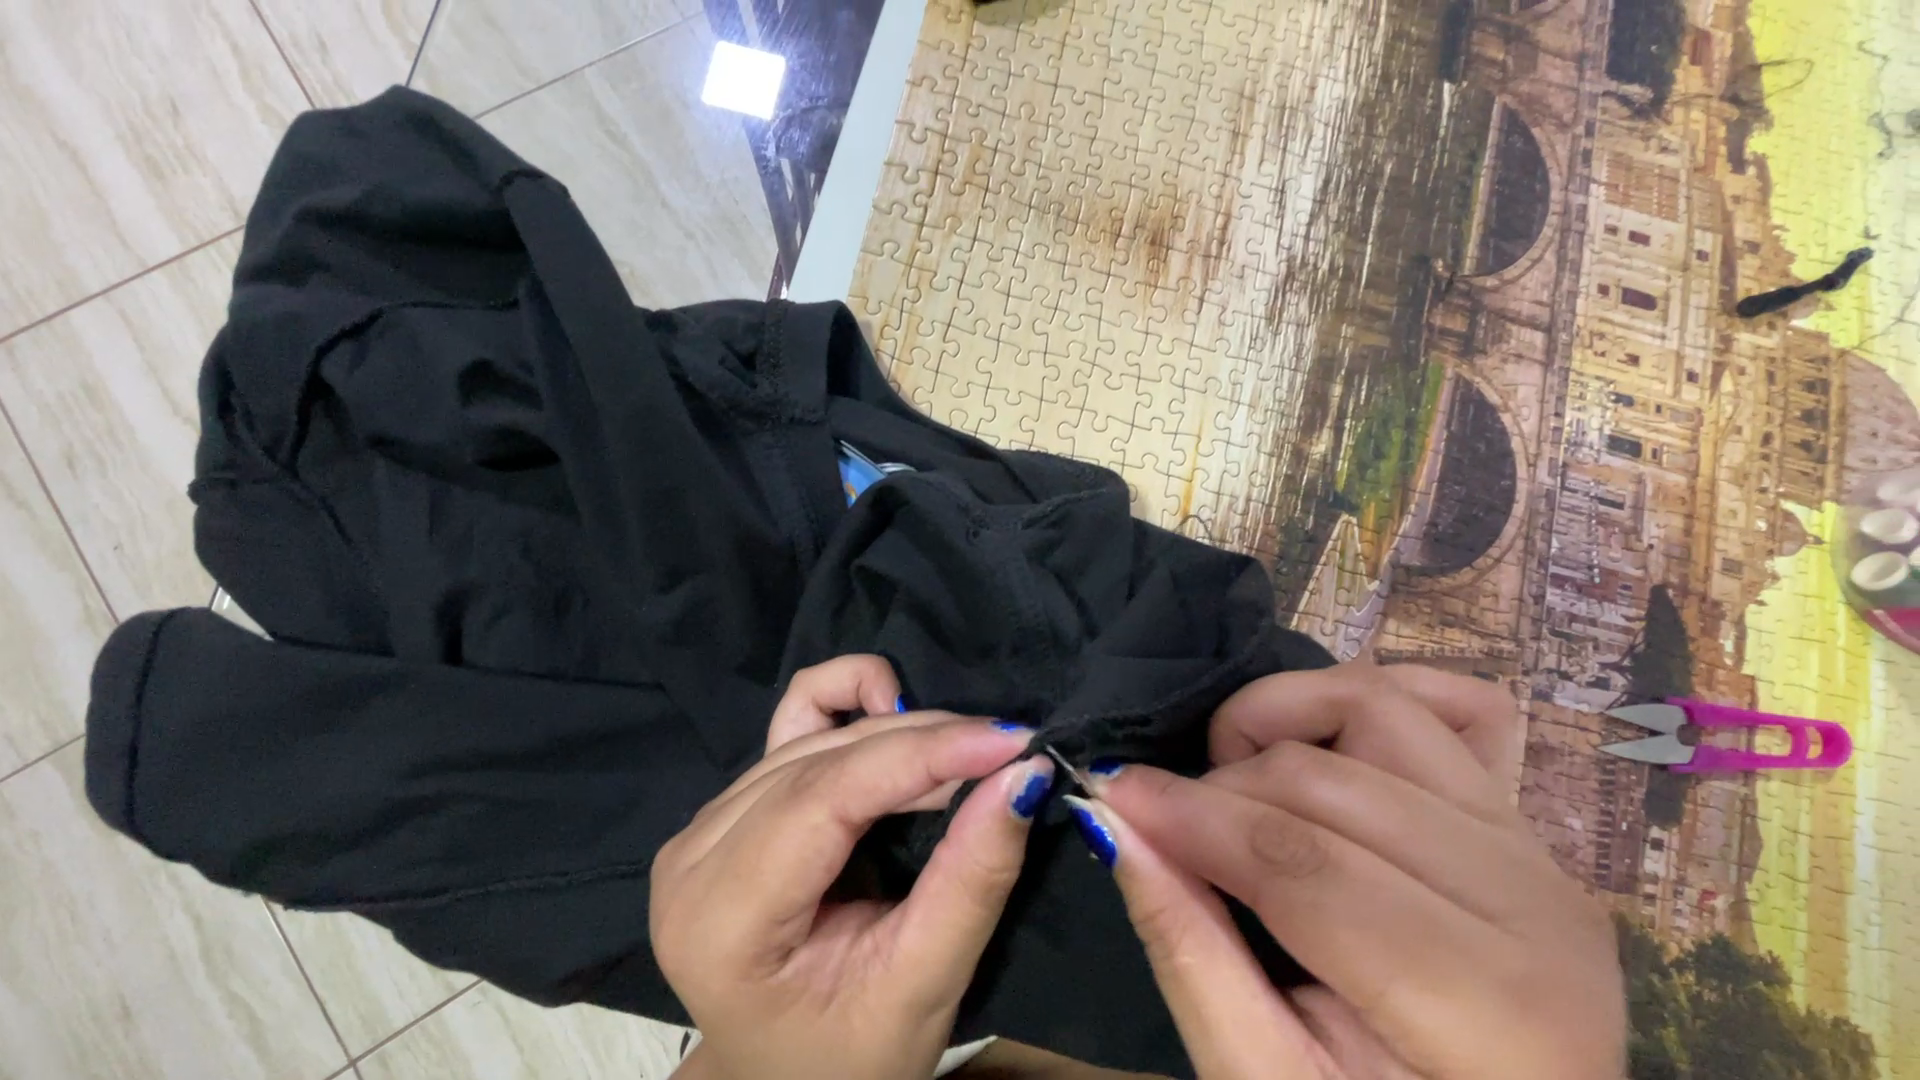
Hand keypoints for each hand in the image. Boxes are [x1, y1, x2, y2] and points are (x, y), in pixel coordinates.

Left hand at [653, 660, 1054, 1079]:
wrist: (786, 1077)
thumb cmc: (848, 1059)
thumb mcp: (920, 987)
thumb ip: (968, 880)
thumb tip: (1022, 777)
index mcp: (720, 917)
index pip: (825, 800)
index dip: (921, 756)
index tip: (1011, 738)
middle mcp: (696, 854)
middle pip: (821, 761)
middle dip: (924, 742)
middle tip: (1008, 747)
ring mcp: (707, 821)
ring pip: (815, 738)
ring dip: (901, 733)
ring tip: (971, 754)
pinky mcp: (731, 803)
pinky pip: (791, 722)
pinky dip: (846, 700)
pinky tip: (892, 705)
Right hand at [1069, 664, 1623, 1078]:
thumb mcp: (1262, 1076)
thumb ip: (1188, 945)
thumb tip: (1114, 822)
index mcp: (1486, 1006)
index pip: (1308, 865)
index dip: (1196, 817)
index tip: (1113, 792)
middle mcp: (1532, 905)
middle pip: (1334, 781)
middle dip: (1223, 785)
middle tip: (1170, 823)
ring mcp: (1538, 850)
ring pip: (1386, 713)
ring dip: (1285, 720)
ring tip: (1236, 776)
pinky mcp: (1525, 823)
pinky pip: (1464, 707)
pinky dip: (1377, 698)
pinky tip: (1321, 737)